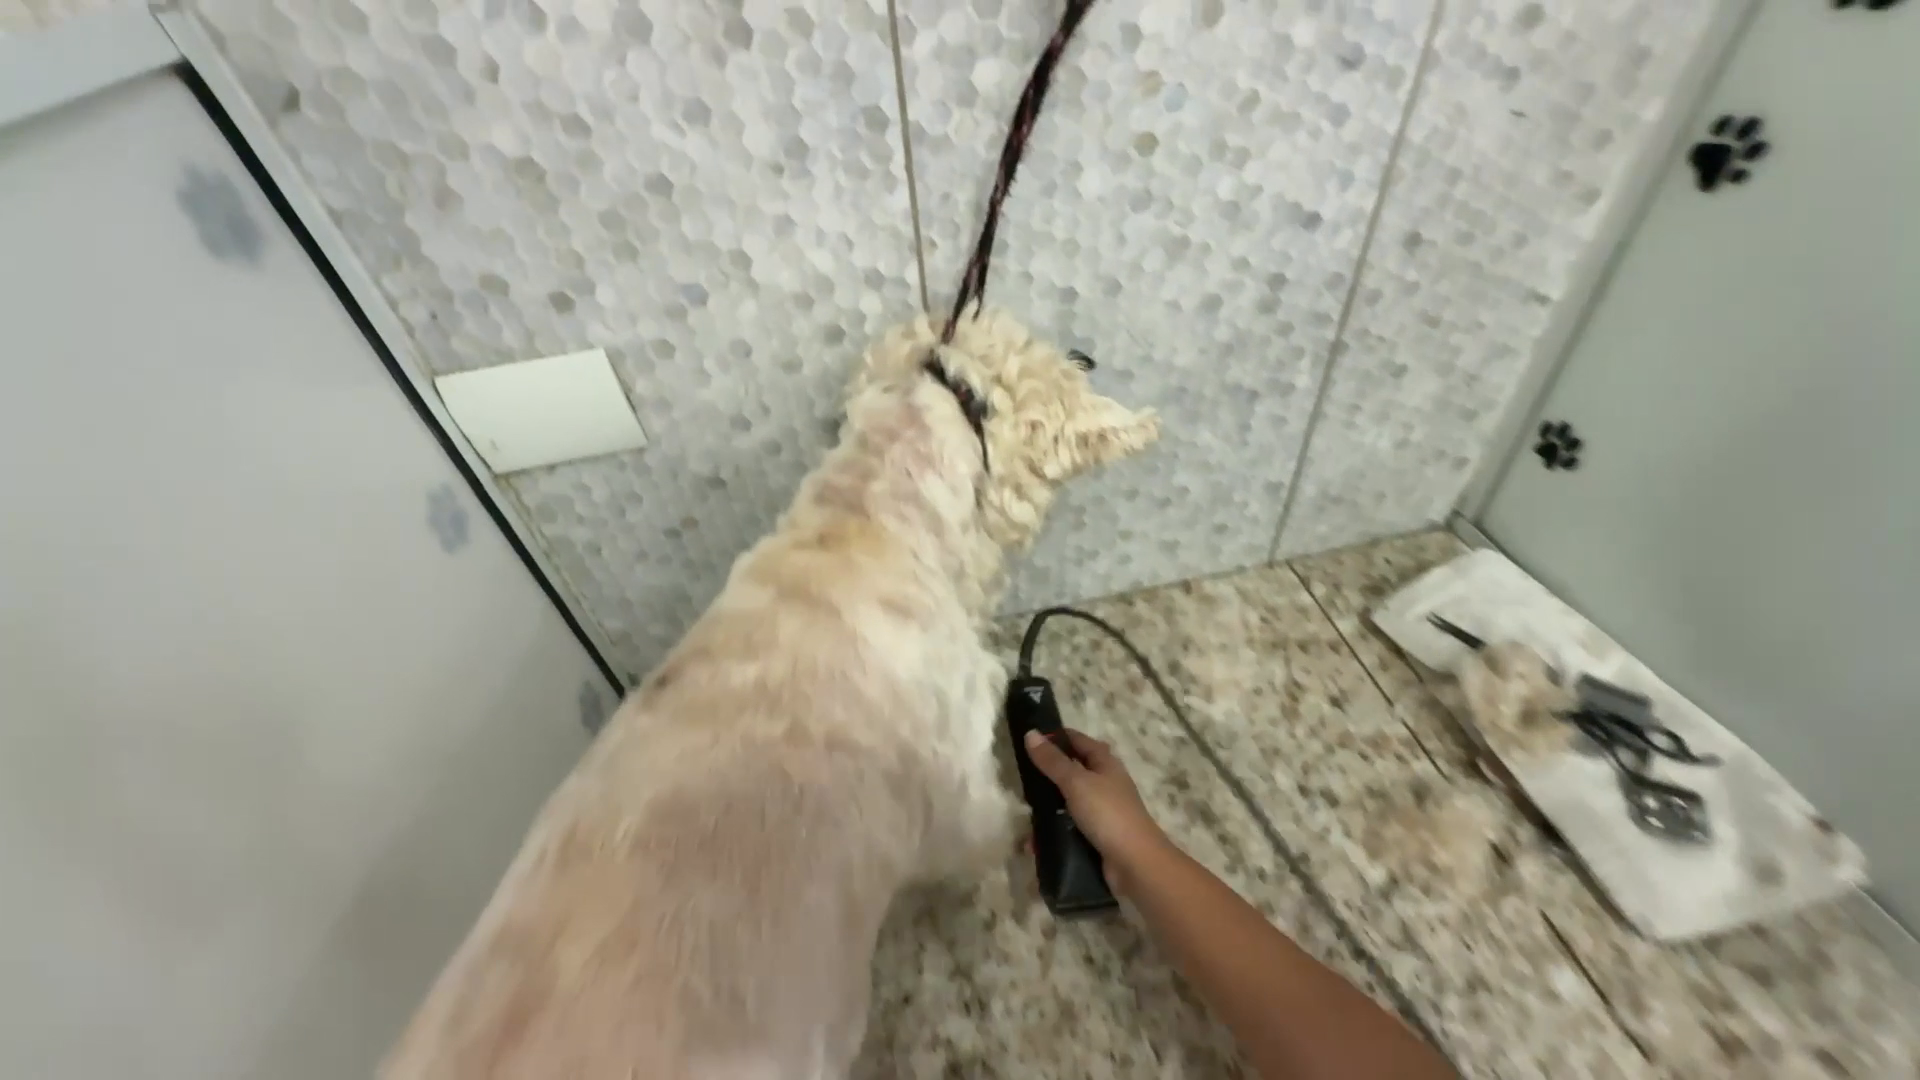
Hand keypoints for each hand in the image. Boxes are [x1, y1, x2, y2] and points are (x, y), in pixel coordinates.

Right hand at [1022, 729, 1170, 891]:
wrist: (1136, 864)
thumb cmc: (1107, 814)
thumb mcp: (1076, 782)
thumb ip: (1053, 760)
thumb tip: (1031, 733)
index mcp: (1105, 763)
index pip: (1078, 740)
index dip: (1056, 737)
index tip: (1029, 740)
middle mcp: (1105, 783)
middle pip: (1072, 771)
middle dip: (1047, 776)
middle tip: (1021, 780)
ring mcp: (1101, 811)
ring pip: (1068, 802)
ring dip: (1047, 808)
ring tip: (1025, 813)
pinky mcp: (1096, 836)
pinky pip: (1069, 828)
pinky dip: (1053, 832)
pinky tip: (1034, 842)